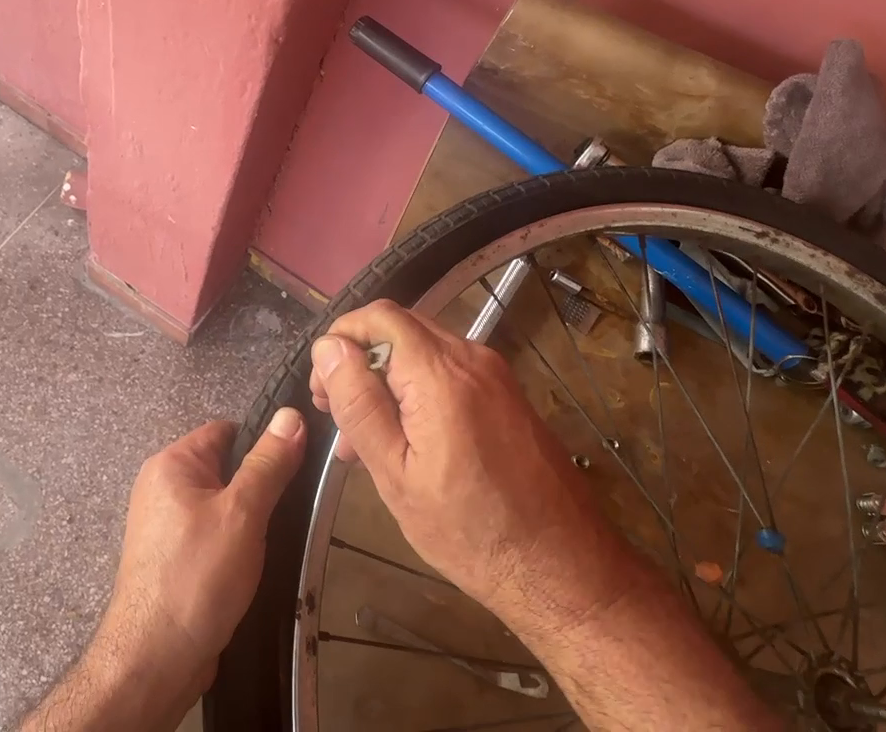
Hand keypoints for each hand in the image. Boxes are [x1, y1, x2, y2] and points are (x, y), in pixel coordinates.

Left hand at [23, 411, 305, 729]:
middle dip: (259, 488)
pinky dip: (235, 547)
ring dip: (250, 522)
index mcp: (171, 465)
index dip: (263, 443)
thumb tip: (291, 415)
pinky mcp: (173, 560)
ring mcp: (164, 527)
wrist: (156, 659)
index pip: (226, 432)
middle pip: (225, 469)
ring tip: (279, 540)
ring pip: (222, 507)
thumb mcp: (242, 513)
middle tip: (293, 508)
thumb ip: (268, 464)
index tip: (299, 464)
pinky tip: (256, 565)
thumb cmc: (197, 576)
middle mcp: (161, 488)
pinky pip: (212, 537)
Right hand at [309, 300, 613, 614]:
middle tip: (334, 413)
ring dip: (385, 378)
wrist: (563, 568)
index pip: (378, 317)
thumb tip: (329, 348)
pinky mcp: (507, 395)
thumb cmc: (471, 532)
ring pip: (422, 351)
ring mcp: (495, 375)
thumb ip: (359, 404)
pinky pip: (448, 373)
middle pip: (400, 327)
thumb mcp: (396, 474)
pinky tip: (404, 440)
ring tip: (363, 438)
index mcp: (442, 375)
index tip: (322, 390)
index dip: (340, 340)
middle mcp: (472, 359)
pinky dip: (416, 391)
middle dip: (359, 359)